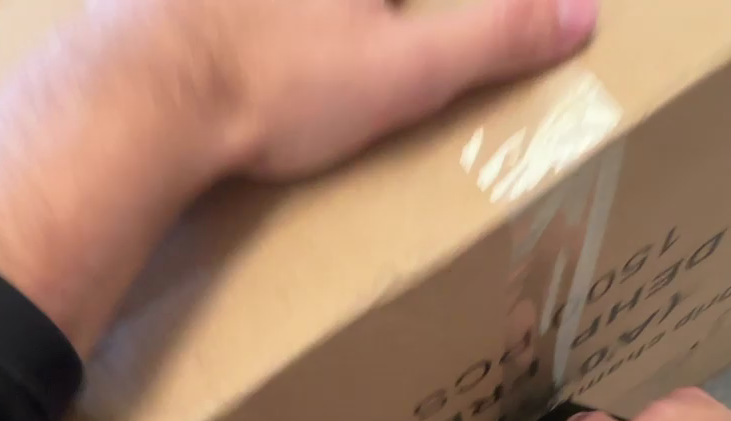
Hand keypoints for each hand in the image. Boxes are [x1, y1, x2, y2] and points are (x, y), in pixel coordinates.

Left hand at [0, 0, 594, 353]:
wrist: (150, 101)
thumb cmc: (283, 84)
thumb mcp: (408, 71)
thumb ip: (494, 37)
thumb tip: (580, 16)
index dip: (472, 10)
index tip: (446, 24)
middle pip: (378, 11)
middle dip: (398, 27)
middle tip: (384, 43)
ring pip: (312, 15)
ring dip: (336, 30)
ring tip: (351, 46)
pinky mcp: (180, 2)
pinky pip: (250, 18)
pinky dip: (275, 26)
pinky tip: (270, 41)